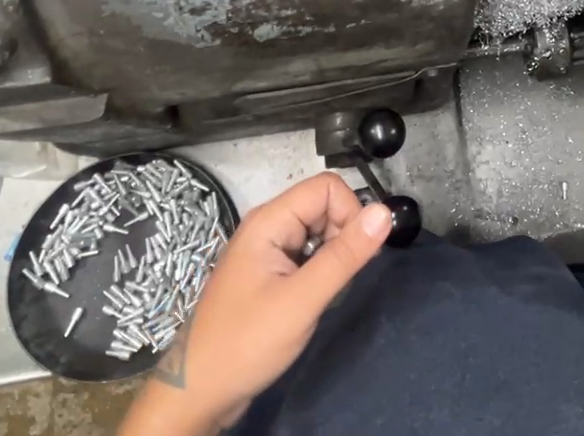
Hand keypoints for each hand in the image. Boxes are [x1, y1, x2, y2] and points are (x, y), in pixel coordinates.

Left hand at [119, 173, 392, 435]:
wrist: (199, 394)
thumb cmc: (245, 344)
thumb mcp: (301, 301)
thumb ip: (344, 256)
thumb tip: (385, 213)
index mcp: (270, 220)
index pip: (327, 188)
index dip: (350, 213)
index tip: (353, 255)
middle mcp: (268, 226)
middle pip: (324, 207)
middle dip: (342, 238)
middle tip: (334, 281)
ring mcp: (268, 250)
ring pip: (319, 232)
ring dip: (332, 258)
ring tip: (320, 295)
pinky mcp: (270, 273)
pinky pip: (309, 255)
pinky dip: (320, 272)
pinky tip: (311, 301)